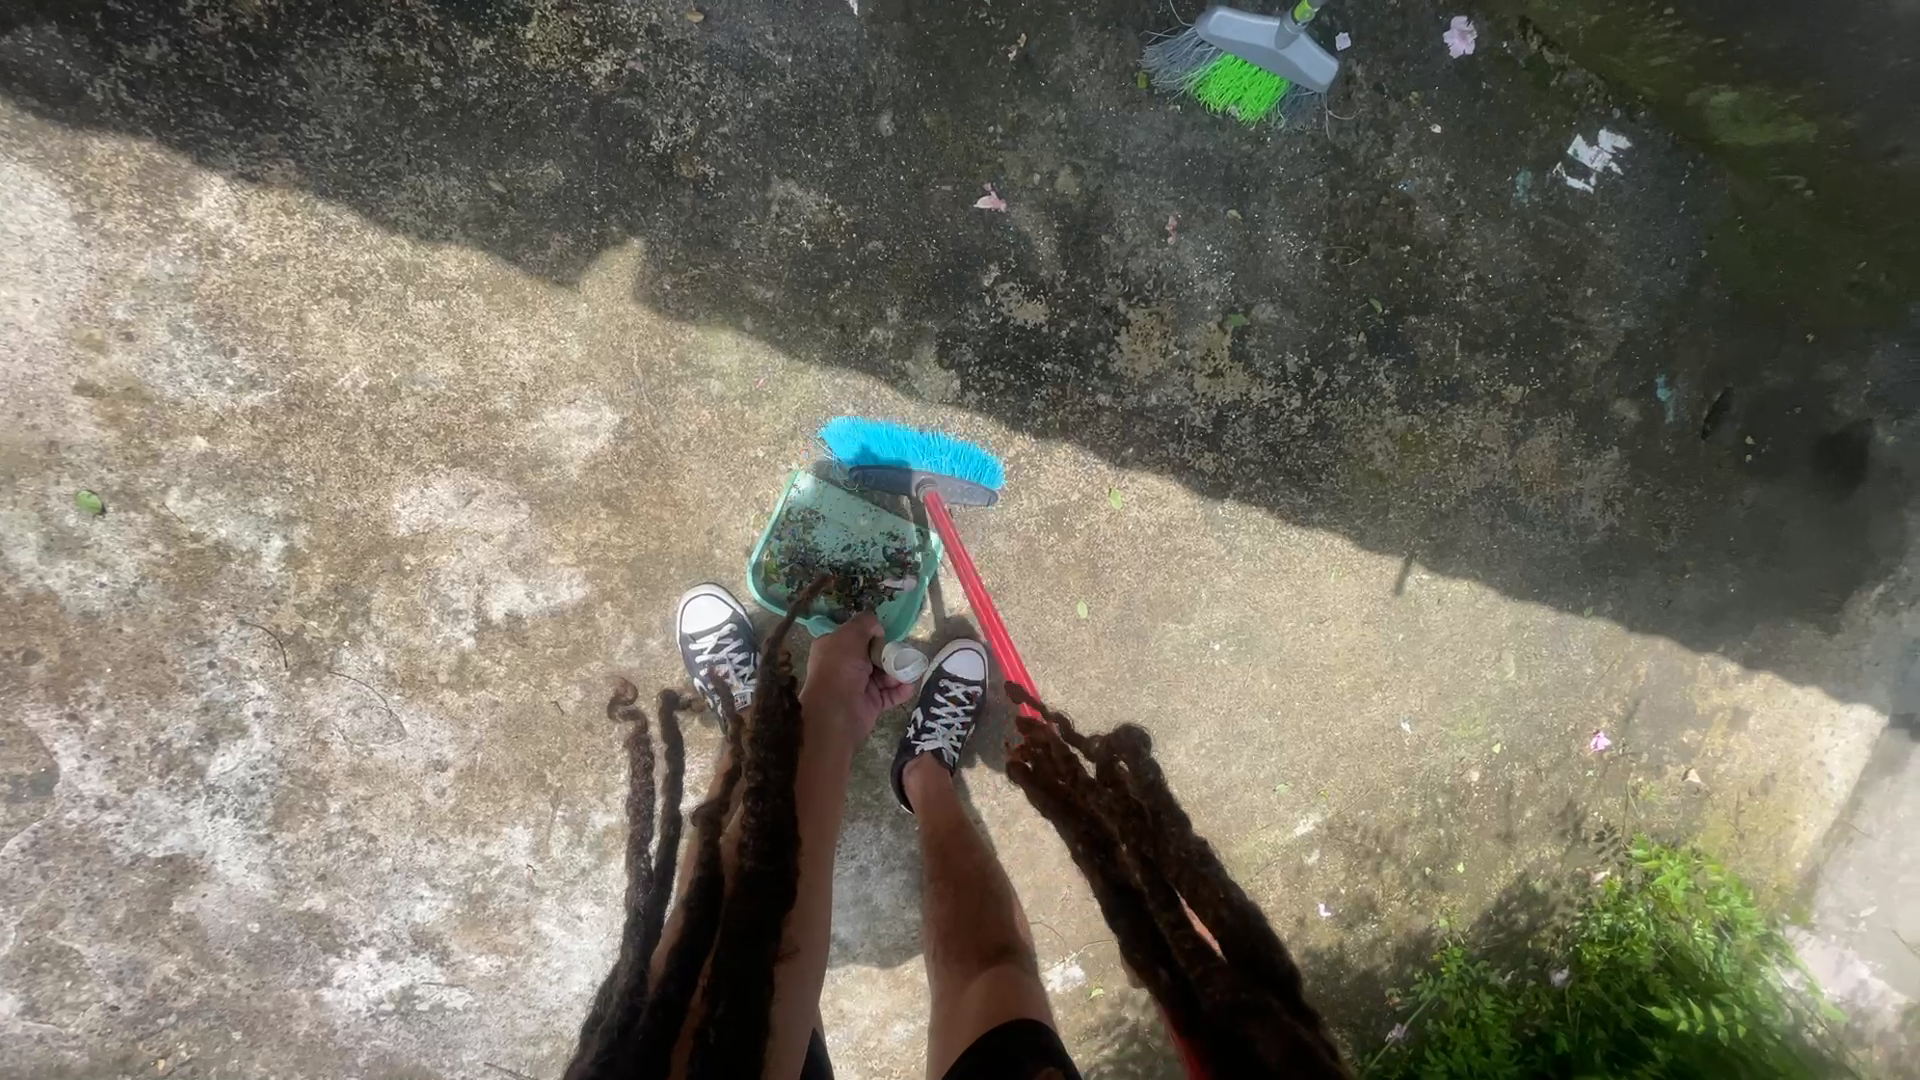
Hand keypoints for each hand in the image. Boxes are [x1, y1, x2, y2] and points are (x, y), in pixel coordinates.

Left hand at [799, 612, 915, 746]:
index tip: (885, 633)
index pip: (854, 637)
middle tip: (903, 653)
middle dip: (890, 654)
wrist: (836, 711)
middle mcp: (844, 666)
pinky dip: (901, 689)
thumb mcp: (850, 635)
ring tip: (912, 669)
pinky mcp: (871, 703)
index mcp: (833, 648)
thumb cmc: (839, 667)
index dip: (870, 634)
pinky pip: (889, 693)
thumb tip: (877, 626)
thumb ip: (865, 623)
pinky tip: (911, 685)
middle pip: (873, 655)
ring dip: (899, 671)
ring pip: (884, 674)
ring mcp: (858, 686)